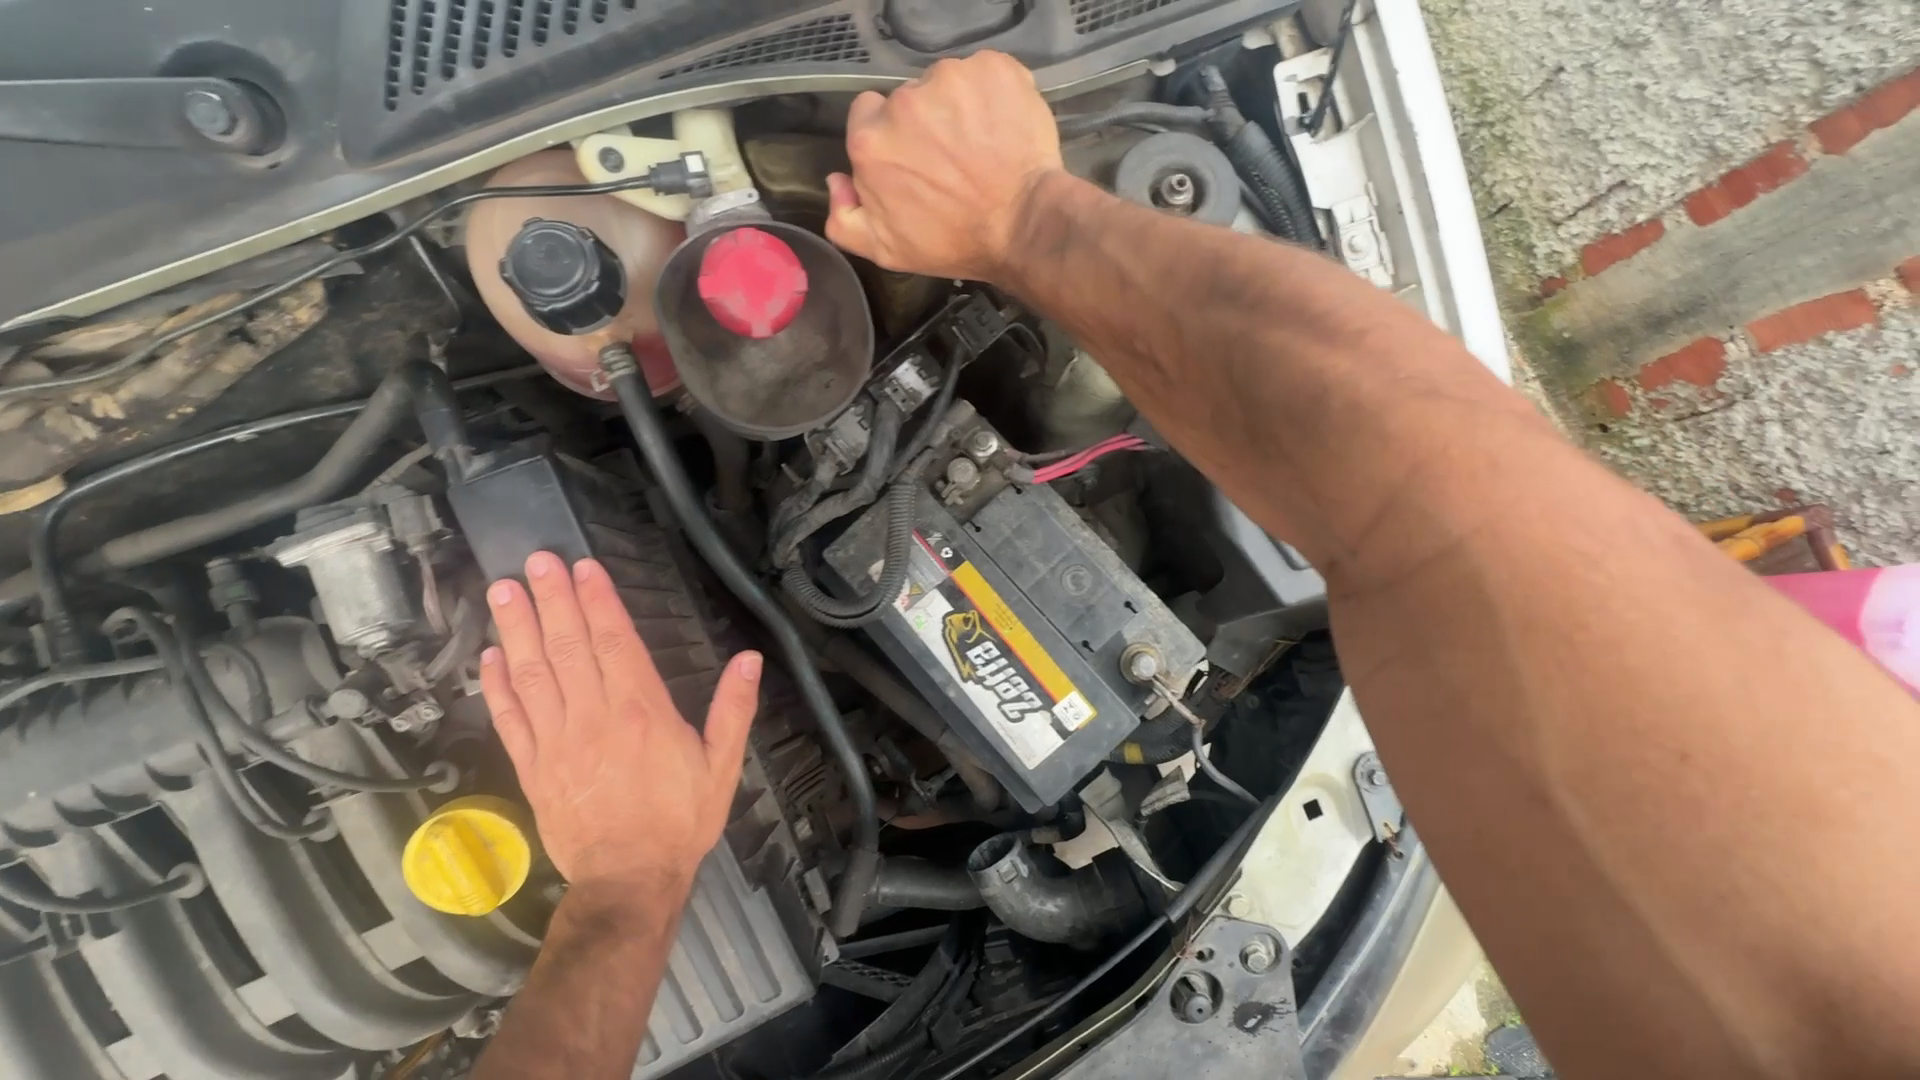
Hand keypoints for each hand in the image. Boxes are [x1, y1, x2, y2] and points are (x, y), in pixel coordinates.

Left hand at [480, 551, 759, 893]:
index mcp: (641, 712)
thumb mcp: (723, 765)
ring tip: (505, 589)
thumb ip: (734, 708)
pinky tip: (488, 656)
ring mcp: (556, 742)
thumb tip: (749, 658)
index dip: (597, 601)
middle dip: (553, 600)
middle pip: (568, 647)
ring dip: (517, 629)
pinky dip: (497, 685)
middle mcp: (593, 717)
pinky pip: (510, 719)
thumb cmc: (681, 819)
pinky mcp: (532, 767)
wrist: (629, 880)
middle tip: (536, 561)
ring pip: (533, 674)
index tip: (583, 567)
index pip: (615, 642)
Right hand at [827, 51, 1064, 281]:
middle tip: (952, 163)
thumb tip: (837, 181)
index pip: (866, 118)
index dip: (891, 140)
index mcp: (871, 143)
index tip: (914, 162)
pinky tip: (1002, 130)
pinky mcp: (992, 70)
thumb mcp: (887, 251)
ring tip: (980, 148)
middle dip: (924, 126)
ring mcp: (951, 81)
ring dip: (958, 110)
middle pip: (907, 101)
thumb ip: (844, 220)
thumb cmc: (956, 242)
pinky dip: (993, 96)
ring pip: (946, 86)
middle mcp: (904, 102)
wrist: (1023, 226)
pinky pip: (985, 74)